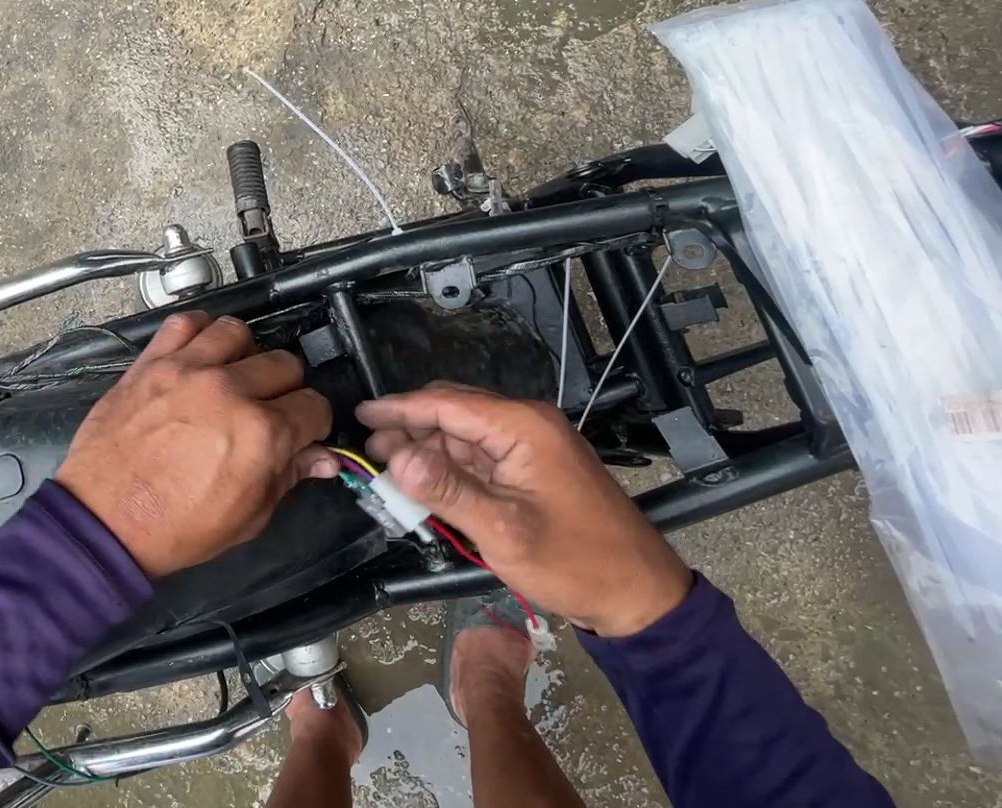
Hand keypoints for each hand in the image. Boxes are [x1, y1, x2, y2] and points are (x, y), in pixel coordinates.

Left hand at [55, 313, 336, 576]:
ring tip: (233, 375)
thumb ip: (288, 477)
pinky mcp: (151, 362)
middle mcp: (229, 390)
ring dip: (244, 353)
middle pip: (284, 364)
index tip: (301, 430)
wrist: (105, 519)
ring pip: (238, 332)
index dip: (313, 422)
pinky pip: (184, 322)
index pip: (314, 406)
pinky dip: (198, 330)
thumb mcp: (247, 517)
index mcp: (261, 433)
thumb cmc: (177, 527)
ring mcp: (187, 369)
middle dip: (285, 389)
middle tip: (267, 408)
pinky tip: (199, 352)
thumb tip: (322, 458)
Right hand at [358, 384, 691, 635]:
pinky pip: (475, 456)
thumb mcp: (504, 530)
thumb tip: (396, 458)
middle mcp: (525, 425)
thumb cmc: (577, 563)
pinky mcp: (529, 468)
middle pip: (451, 412)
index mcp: (522, 427)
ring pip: (459, 434)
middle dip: (407, 428)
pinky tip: (423, 484)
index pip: (446, 404)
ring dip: (424, 449)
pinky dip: (445, 467)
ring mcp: (529, 446)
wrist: (640, 598)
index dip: (398, 408)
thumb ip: (446, 490)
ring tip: (390, 472)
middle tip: (370, 452)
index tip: (361, 415)